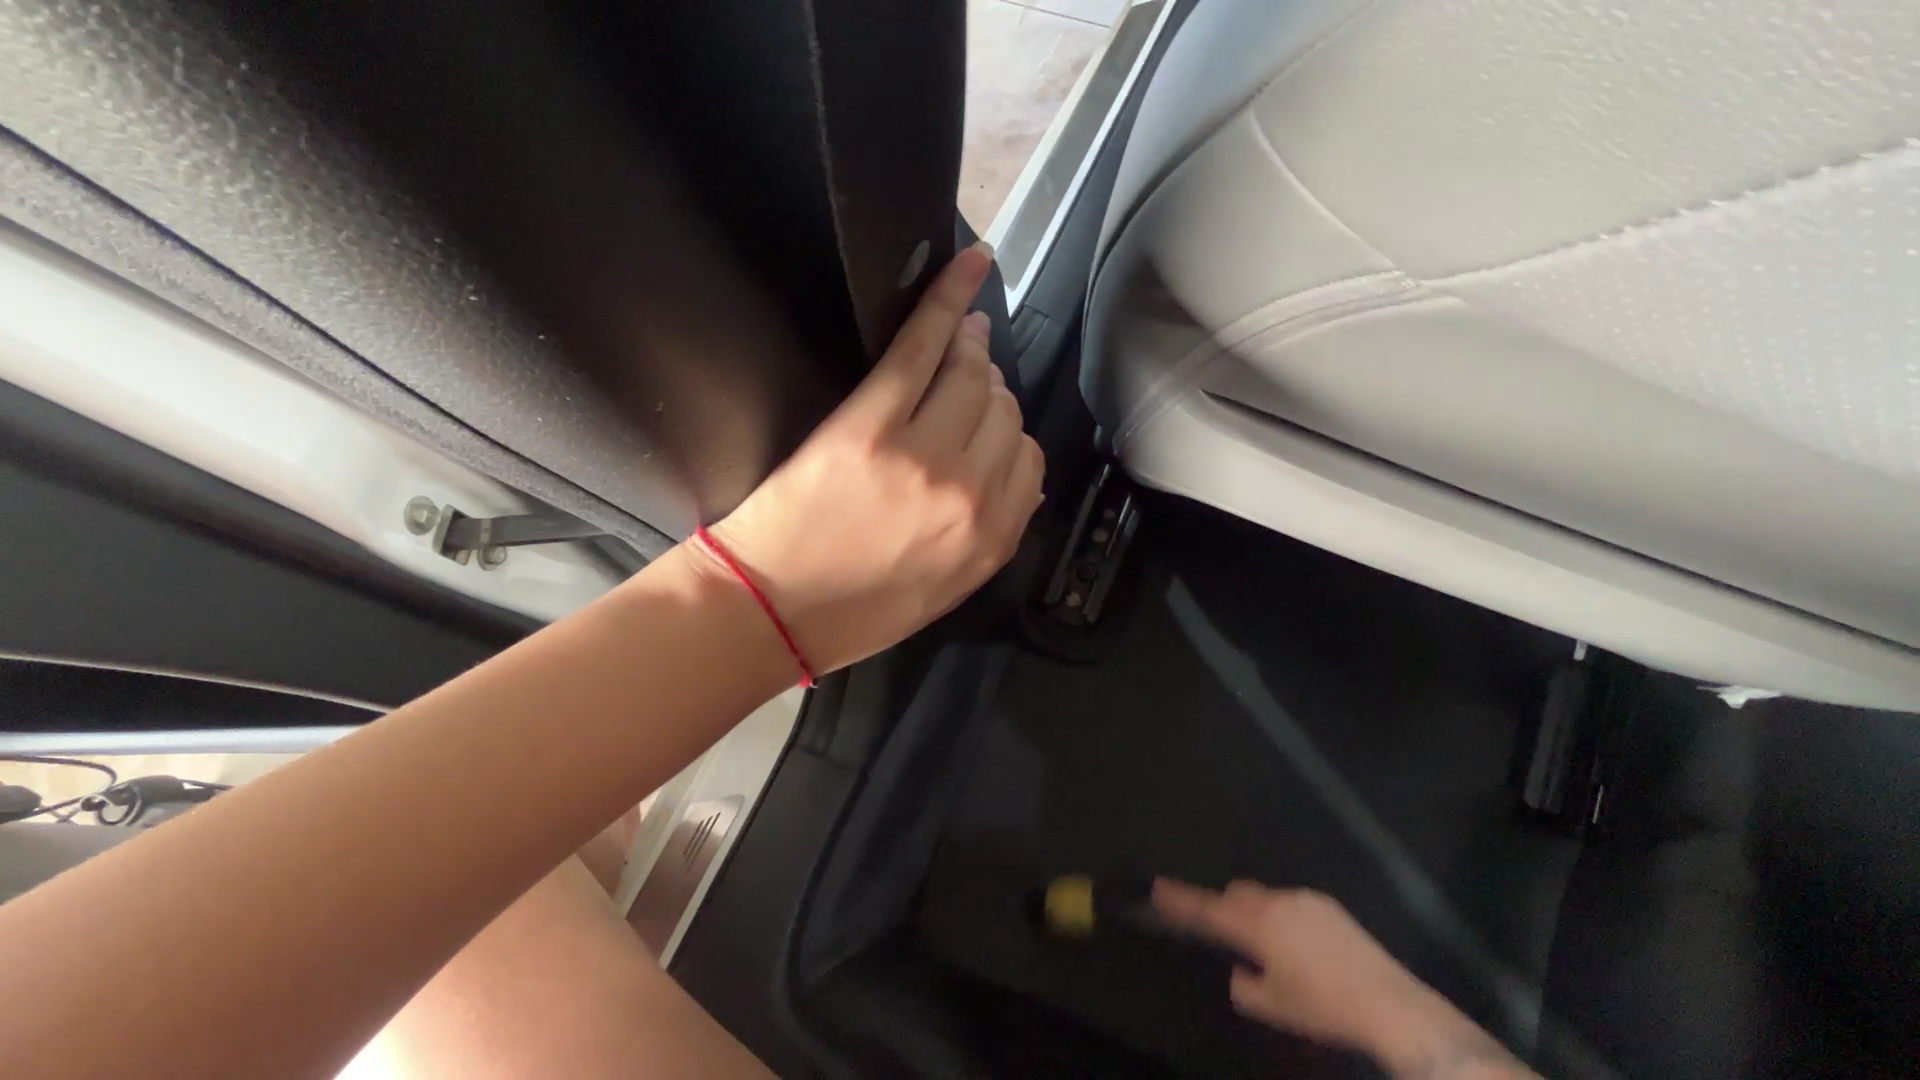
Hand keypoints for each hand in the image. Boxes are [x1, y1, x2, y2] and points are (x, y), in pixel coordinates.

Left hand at [698, 242, 1042, 673]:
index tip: (987, 419)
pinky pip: (921, 348)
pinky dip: (946, 299)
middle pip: (1003, 410)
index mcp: (989, 538)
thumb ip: (986, 536)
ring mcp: (923, 453)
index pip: (1028, 458)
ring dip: (971, 346)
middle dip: (989, 388)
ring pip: (971, 375)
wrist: (769, 611)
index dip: (1007, 432)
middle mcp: (969, 492)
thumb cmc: (850, 610)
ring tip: (963, 332)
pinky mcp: (871, 422)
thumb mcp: (941, 590)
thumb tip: (1012, 481)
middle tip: (969, 371)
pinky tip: (964, 265)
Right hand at [1153, 881, 1533, 1077]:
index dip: (1181, 902)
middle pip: (1237, 895)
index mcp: (1257, 926)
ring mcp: (1306, 901)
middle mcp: (1277, 903)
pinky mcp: (1330, 907)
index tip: (1158, 889)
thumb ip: (1246, 986)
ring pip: (1265, 898)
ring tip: (1261, 943)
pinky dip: (1281, 917)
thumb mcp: (1274, 1006)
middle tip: (1215, 926)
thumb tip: (1241, 972)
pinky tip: (1296, 945)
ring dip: (1254, 913)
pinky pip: (1291, 903)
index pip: (1209, 910)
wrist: (1390, 1004)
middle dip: (1223, 906)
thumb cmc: (1323, 1008)